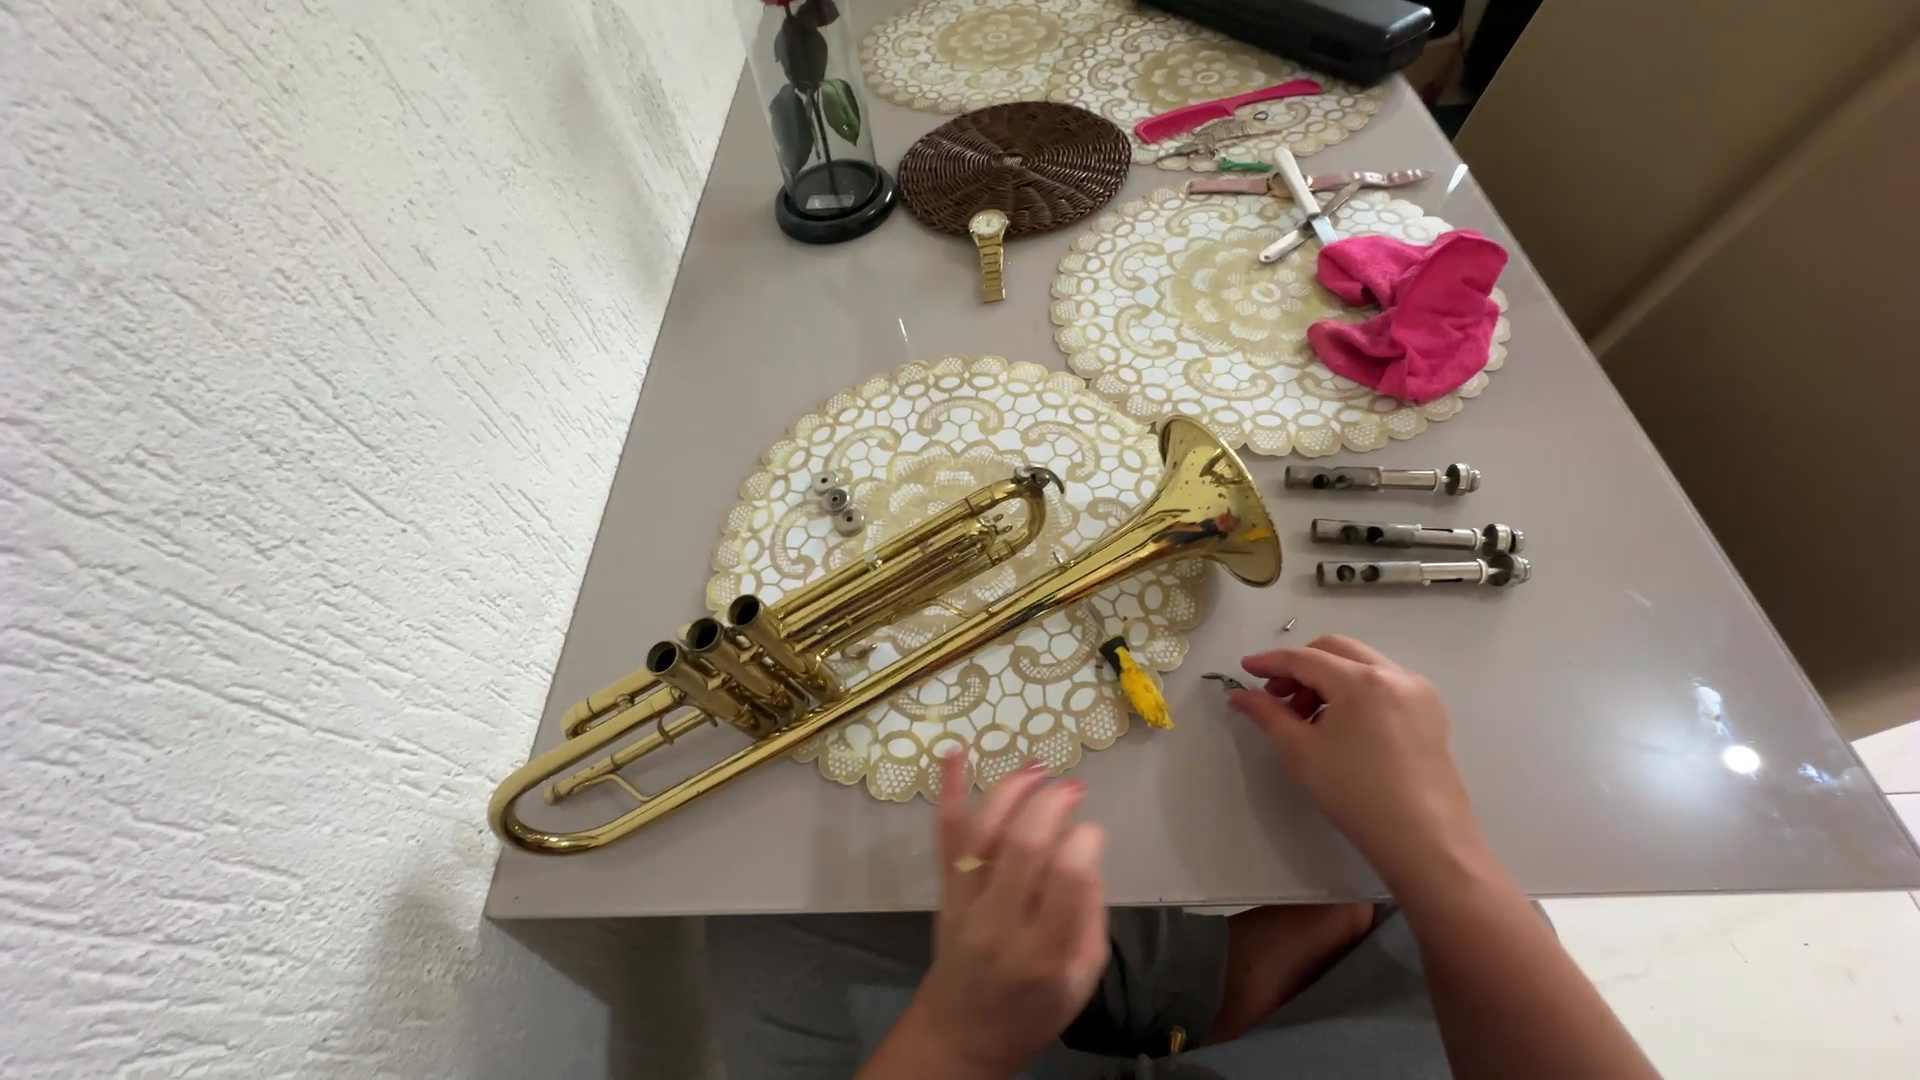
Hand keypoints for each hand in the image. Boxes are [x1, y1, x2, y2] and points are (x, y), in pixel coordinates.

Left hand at [898, 753, 1109, 1076]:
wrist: (963, 1032)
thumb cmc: (1034, 1008)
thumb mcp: (1082, 977)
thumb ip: (1089, 913)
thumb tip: (1086, 849)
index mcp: (1044, 955)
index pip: (1065, 882)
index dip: (1084, 843)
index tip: (1093, 830)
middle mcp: (999, 924)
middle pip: (1023, 848)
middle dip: (1052, 805)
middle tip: (1073, 786)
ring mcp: (964, 903)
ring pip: (983, 834)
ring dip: (1011, 790)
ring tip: (1037, 768)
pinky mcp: (944, 889)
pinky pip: (946, 836)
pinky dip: (950, 791)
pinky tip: (954, 753)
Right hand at [1228, 635, 1487, 889]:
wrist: (1427, 845)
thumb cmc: (1357, 796)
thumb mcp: (1301, 753)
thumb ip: (1267, 714)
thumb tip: (1240, 695)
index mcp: (1363, 681)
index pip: (1305, 658)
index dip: (1270, 662)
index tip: (1244, 670)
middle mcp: (1396, 675)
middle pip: (1336, 650)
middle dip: (1300, 666)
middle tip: (1276, 695)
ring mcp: (1418, 693)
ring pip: (1361, 665)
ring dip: (1327, 678)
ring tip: (1306, 717)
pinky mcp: (1430, 713)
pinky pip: (1383, 684)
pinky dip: (1354, 691)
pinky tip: (1339, 725)